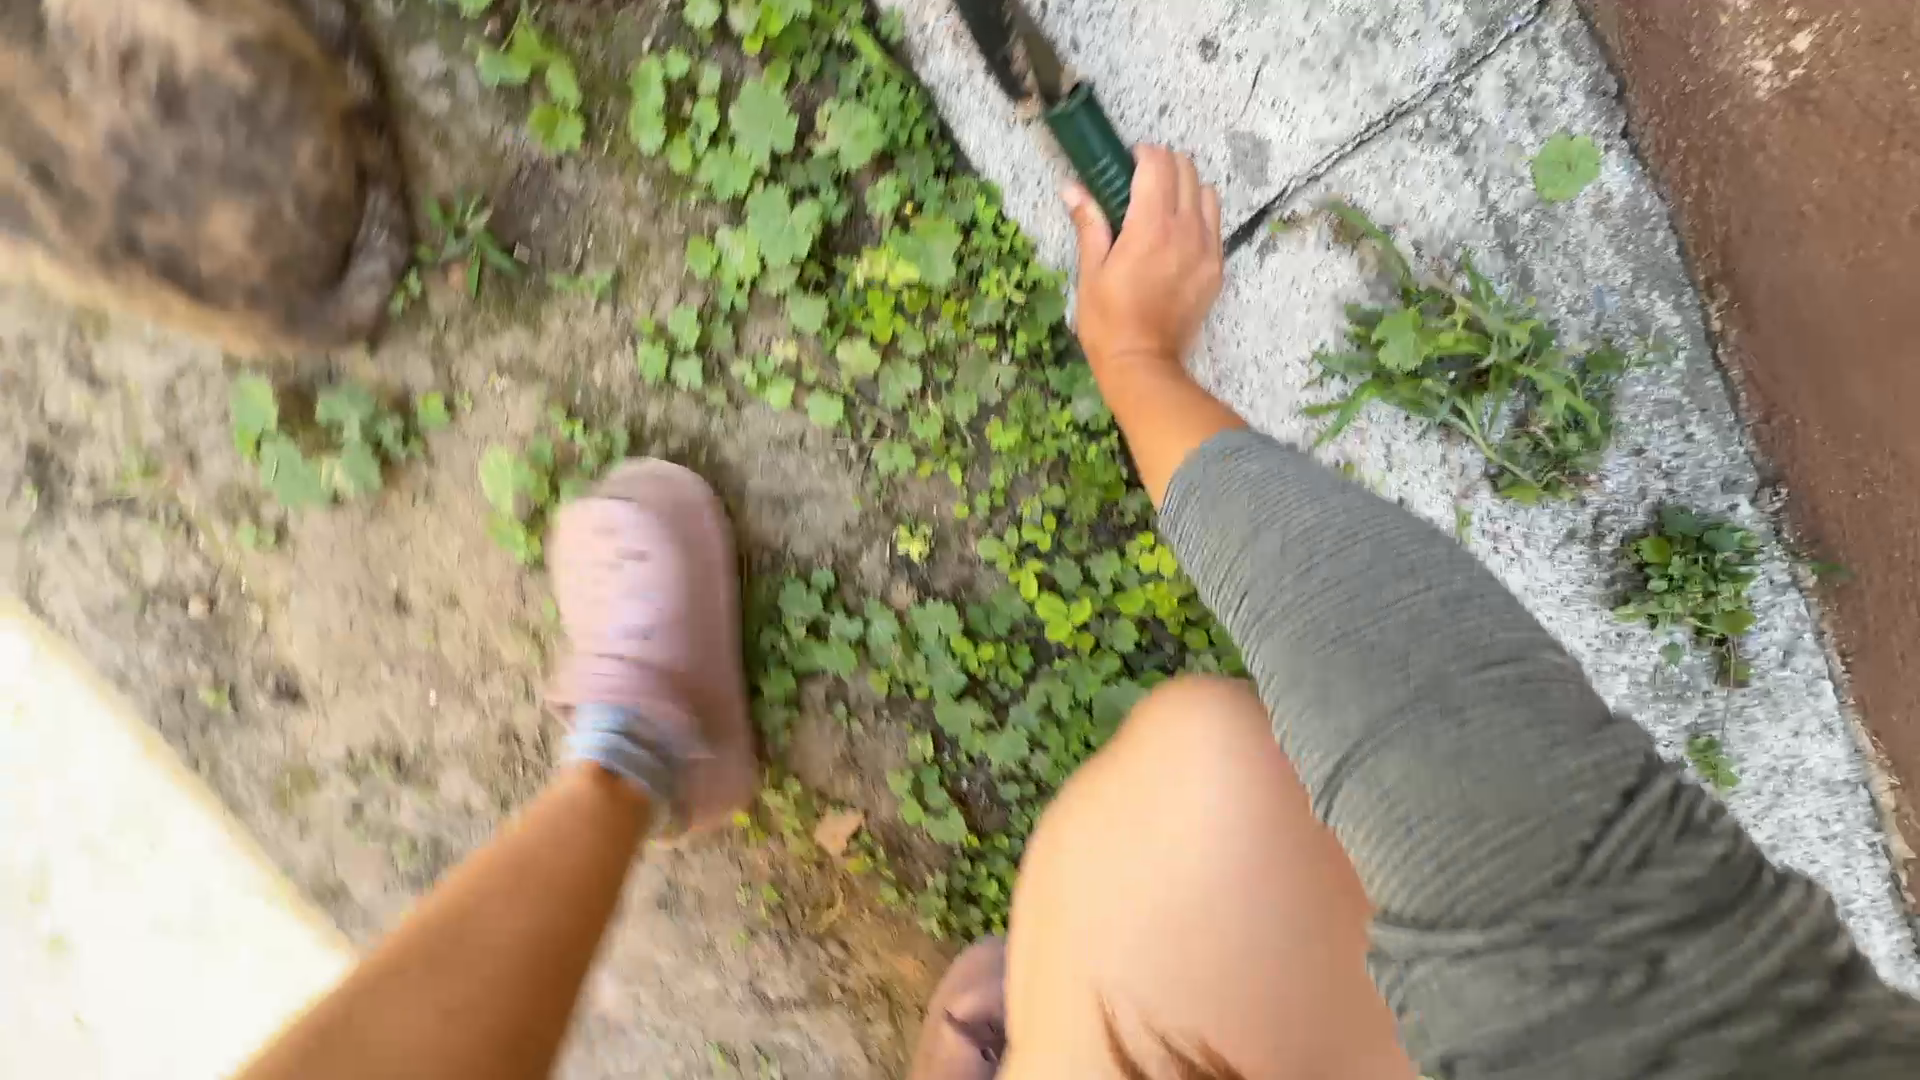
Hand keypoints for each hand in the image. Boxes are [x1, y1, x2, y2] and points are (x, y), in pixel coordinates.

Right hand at [1063, 145, 1224, 383]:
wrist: (1142, 363)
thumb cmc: (1108, 321)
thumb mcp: (1091, 272)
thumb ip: (1089, 224)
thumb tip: (1072, 188)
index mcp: (1150, 226)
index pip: (1157, 163)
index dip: (1142, 154)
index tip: (1128, 163)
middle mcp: (1186, 229)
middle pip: (1186, 170)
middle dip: (1164, 166)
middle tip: (1142, 183)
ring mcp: (1207, 249)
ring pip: (1207, 193)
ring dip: (1186, 188)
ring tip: (1164, 208)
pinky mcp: (1216, 268)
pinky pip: (1215, 225)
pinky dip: (1199, 217)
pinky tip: (1178, 237)